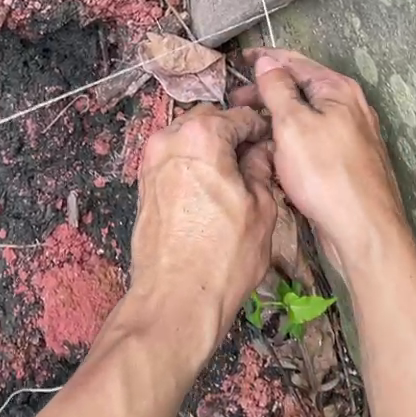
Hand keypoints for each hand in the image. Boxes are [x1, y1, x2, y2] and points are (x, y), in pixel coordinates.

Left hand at [34, 106, 278, 416]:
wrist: (174, 301)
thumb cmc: (225, 255)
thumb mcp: (261, 208)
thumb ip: (261, 168)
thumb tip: (260, 151)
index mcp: (203, 135)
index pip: (240, 116)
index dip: (261, 128)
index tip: (272, 143)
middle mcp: (171, 137)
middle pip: (209, 119)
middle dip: (231, 133)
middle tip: (254, 158)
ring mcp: (152, 159)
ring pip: (187, 136)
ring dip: (209, 146)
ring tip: (232, 174)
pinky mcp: (143, 181)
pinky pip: (173, 157)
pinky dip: (191, 162)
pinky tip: (209, 186)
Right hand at [234, 48, 409, 276]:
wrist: (366, 233)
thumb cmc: (327, 175)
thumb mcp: (292, 125)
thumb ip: (277, 89)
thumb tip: (268, 62)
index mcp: (338, 89)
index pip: (295, 61)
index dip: (265, 58)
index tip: (239, 59)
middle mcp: (350, 106)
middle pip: (302, 87)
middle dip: (267, 91)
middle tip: (236, 101)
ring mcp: (352, 134)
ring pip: (307, 115)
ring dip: (278, 116)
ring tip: (250, 126)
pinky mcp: (348, 161)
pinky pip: (313, 138)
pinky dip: (292, 137)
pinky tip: (275, 150)